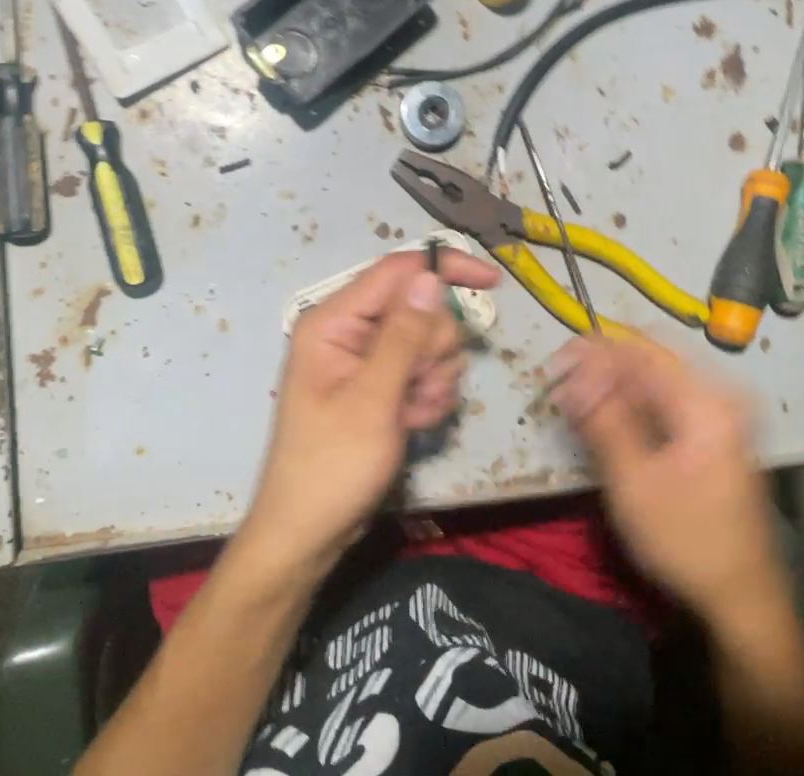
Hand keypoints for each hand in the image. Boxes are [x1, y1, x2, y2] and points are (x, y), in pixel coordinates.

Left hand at [241, 249, 500, 575]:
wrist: (310, 533)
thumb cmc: (332, 466)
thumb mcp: (373, 399)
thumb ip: (404, 335)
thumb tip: (429, 276)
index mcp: (333, 322)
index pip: (397, 271)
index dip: (445, 270)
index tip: (493, 283)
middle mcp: (349, 333)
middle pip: (421, 310)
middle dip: (435, 349)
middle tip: (419, 387)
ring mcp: (366, 362)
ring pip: (429, 344)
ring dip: (435, 379)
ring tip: (413, 415)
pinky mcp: (380, 389)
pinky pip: (424, 374)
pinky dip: (429, 399)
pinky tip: (414, 426)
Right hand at [548, 337, 782, 621]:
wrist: (741, 595)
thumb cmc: (685, 540)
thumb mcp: (634, 483)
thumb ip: (603, 422)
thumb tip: (571, 377)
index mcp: (707, 401)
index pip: (642, 352)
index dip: (593, 352)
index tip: (553, 367)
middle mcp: (720, 395)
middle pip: (651, 359)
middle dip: (601, 366)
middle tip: (560, 383)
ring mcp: (721, 414)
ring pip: (657, 378)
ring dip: (614, 383)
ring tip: (574, 399)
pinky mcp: (715, 432)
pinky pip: (668, 399)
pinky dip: (634, 402)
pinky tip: (606, 416)